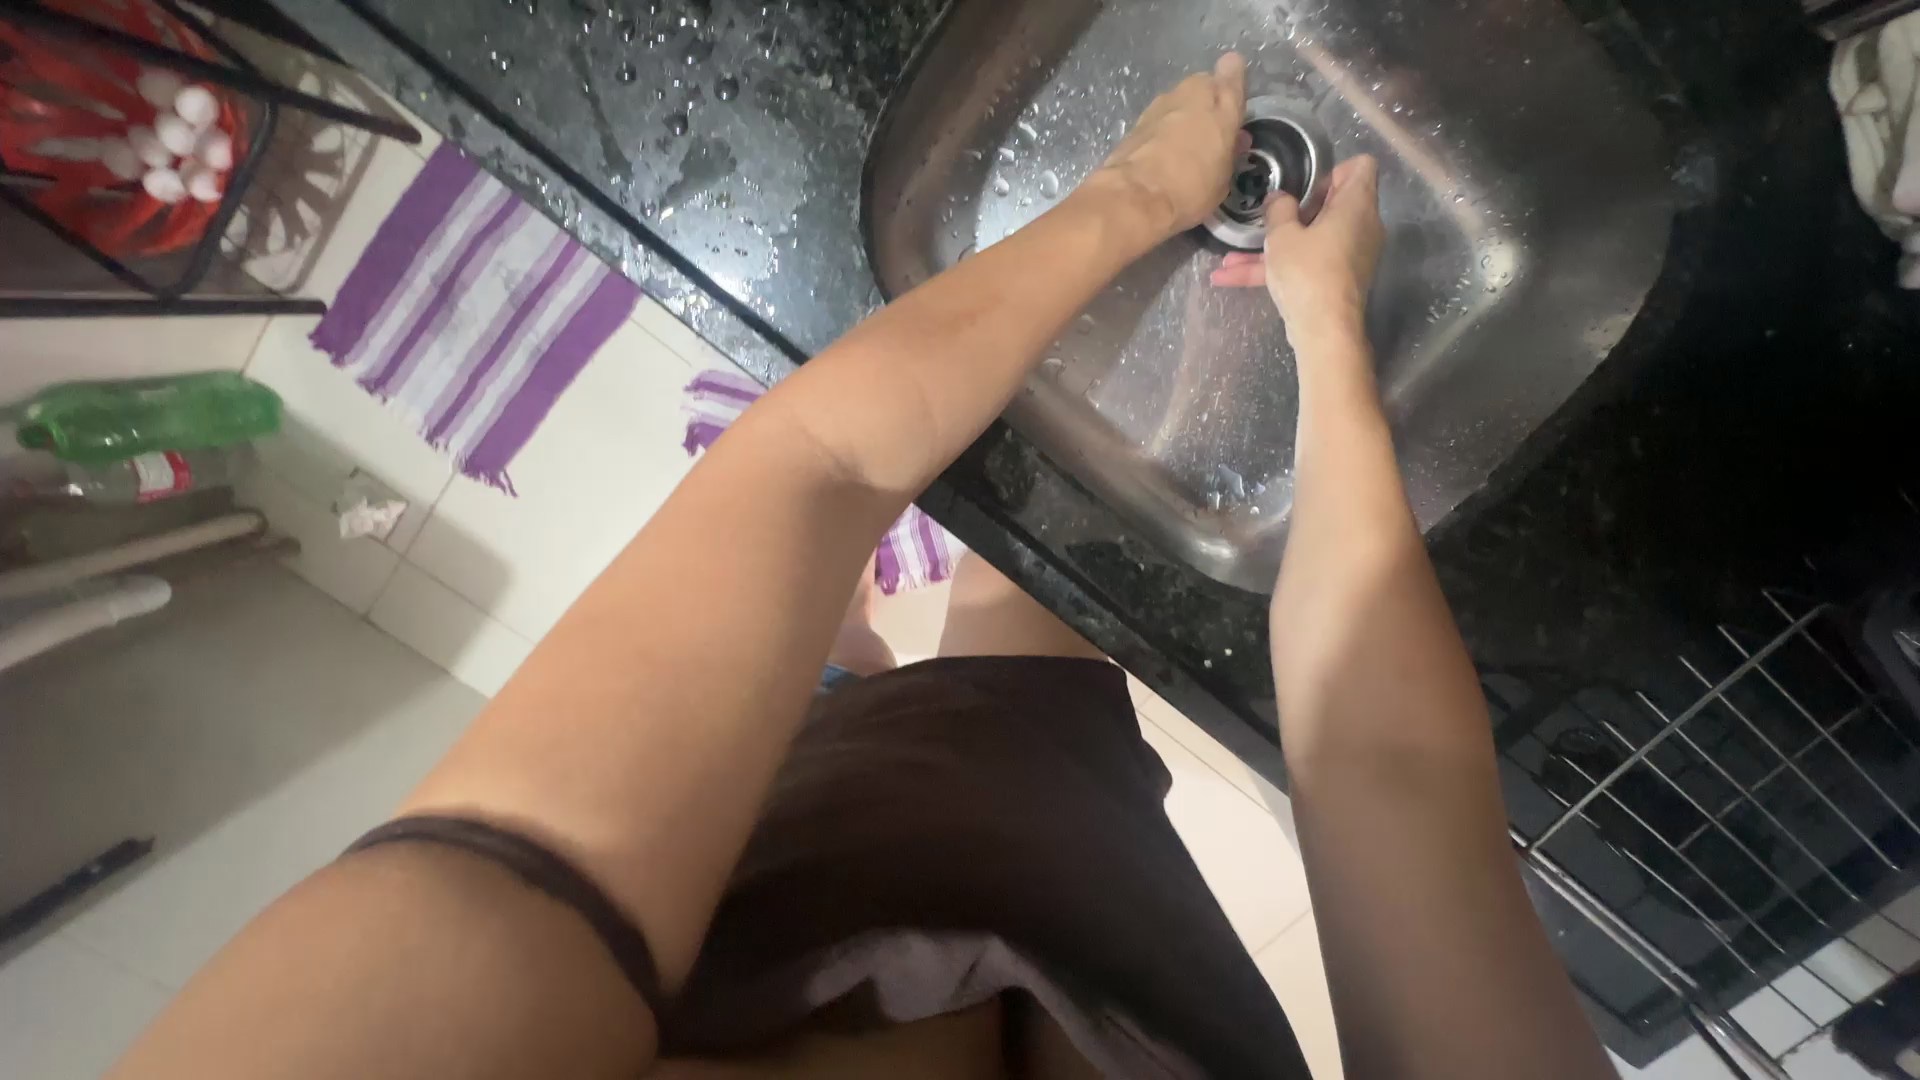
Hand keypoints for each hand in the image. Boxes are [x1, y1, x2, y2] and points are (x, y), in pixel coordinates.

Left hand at [1080, 53, 1247, 242]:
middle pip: (1202, 87)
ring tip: (1177, 152)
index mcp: (1223, 102)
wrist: (1137, 198)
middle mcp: (1192, 92)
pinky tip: (1155, 160)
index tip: (1228, 106)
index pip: (1233, 69)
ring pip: (1176, 104)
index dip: (1230, 84)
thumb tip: (1230, 142)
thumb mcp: (1223, 176)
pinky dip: (1157, 135)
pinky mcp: (1135, 121)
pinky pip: (1155, 123)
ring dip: (1178, 120)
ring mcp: (1160, 104)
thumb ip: (1228, 149)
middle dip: (1204, 107)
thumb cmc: (1192, 188)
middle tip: (1204, 137)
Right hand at [1210, 155, 1384, 347]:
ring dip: (1269, 250)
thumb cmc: (1307, 272)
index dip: (1330, 172)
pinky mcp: (1336, 280)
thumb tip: (1279, 198)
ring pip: (1308, 242)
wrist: (1324, 329)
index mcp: (1355, 204)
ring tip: (1227, 260)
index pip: (1359, 166)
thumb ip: (1278, 210)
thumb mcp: (1282, 237)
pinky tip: (1231, 279)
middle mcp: (1360, 226)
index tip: (1303, 190)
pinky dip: (1275, 270)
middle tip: (1267, 222)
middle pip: (1329, 207)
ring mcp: (1349, 256)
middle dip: (1291, 215)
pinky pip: (1305, 265)